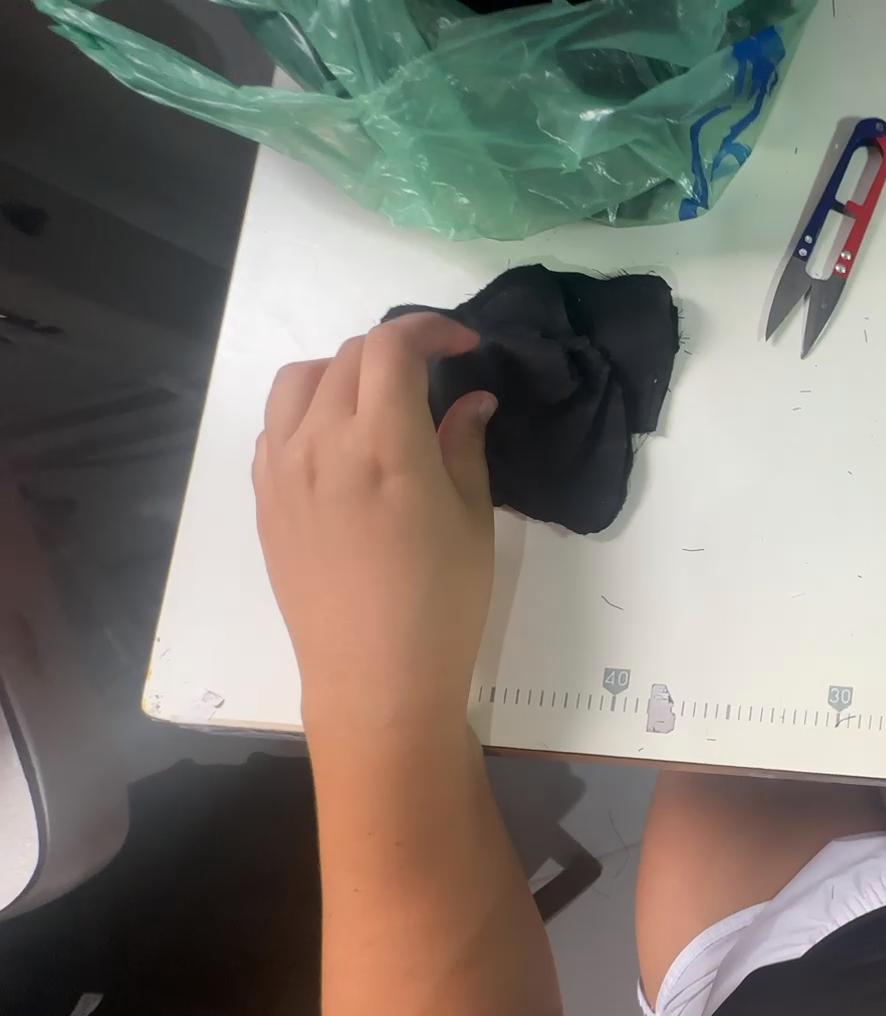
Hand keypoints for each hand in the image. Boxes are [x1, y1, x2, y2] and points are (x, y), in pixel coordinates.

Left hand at [253, 314, 493, 725]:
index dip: (430, 330)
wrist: (376, 670)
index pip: (391, 350)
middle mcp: (321, 445)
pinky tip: (350, 439)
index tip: (468, 343)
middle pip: (348, 358)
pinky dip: (314, 407)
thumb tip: (471, 400)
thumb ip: (464, 448)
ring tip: (389, 399)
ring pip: (300, 380)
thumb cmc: (446, 598)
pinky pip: (278, 423)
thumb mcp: (474, 519)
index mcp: (385, 448)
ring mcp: (282, 469)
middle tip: (444, 373)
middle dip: (400, 349)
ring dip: (348, 371)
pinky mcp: (265, 496)